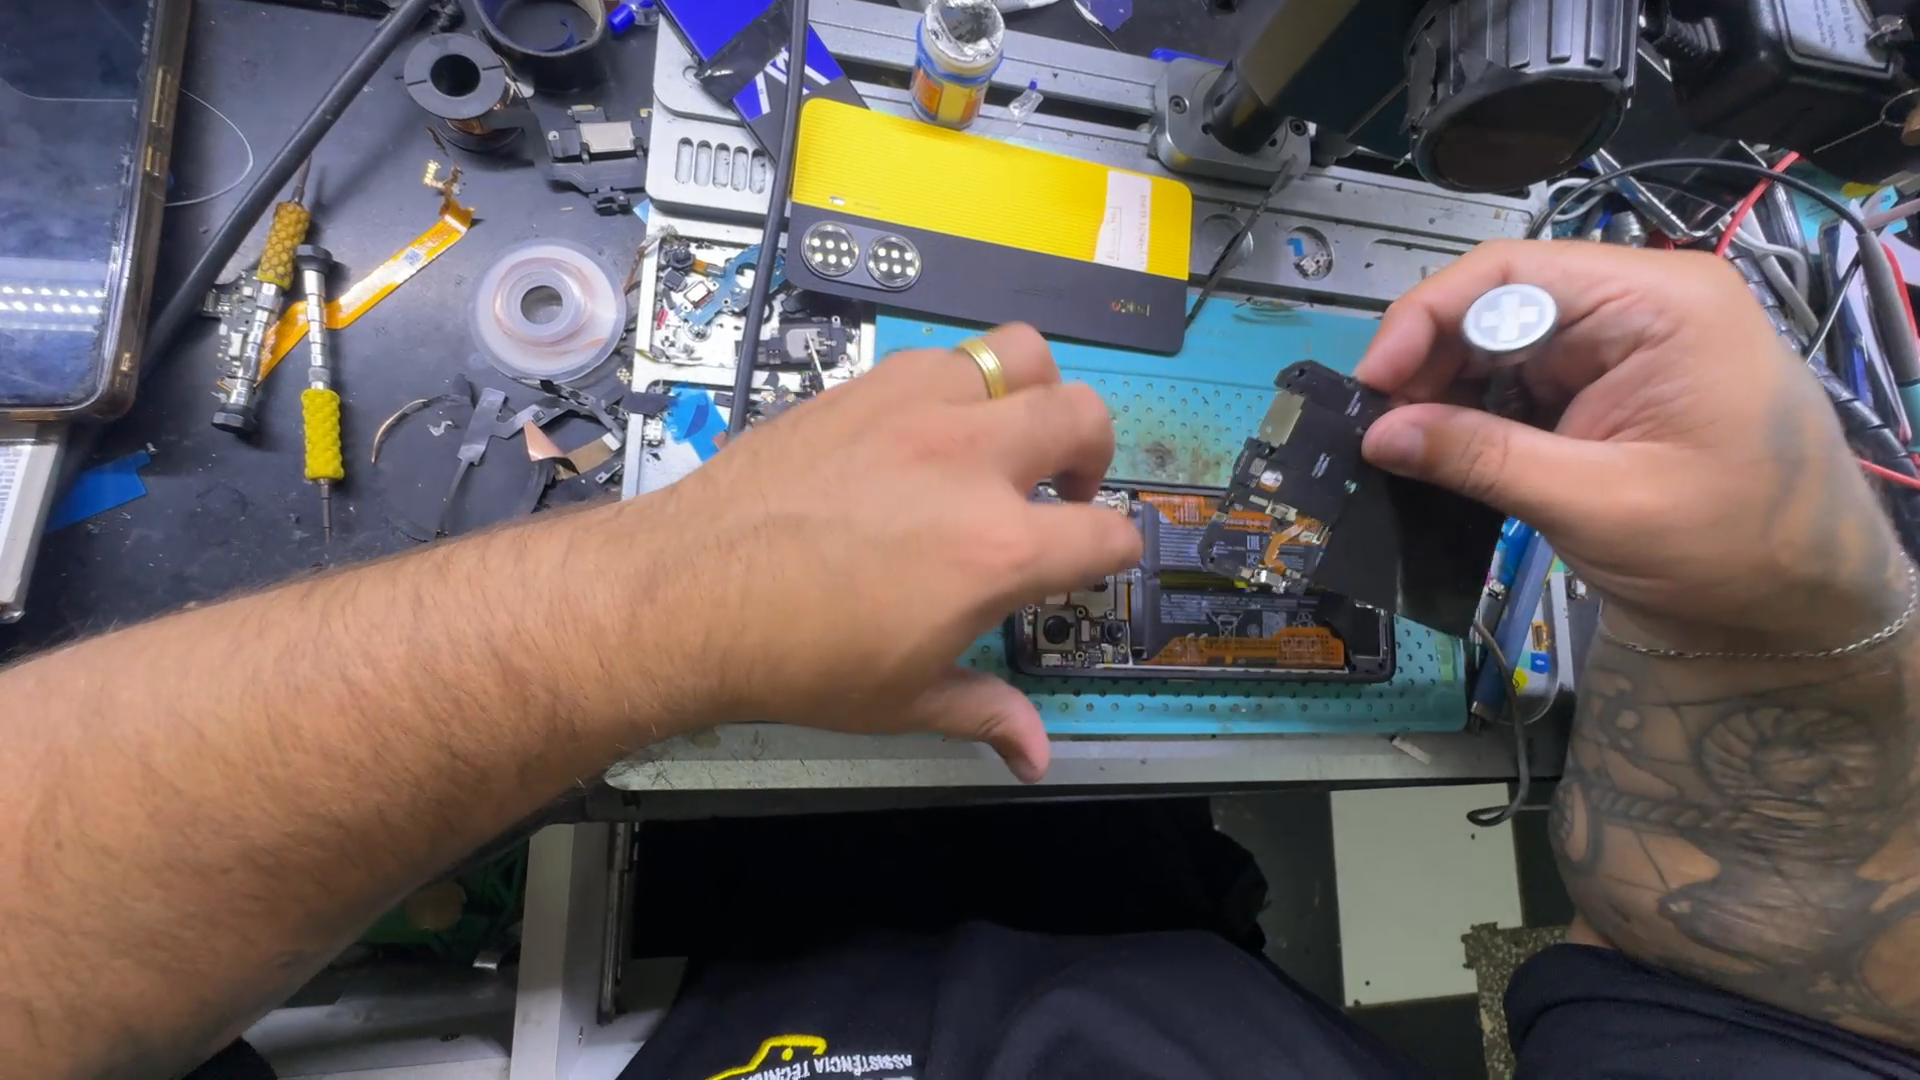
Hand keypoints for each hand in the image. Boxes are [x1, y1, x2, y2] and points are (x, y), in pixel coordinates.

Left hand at [621, 324, 1138, 780]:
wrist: (689, 593)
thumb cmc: (802, 660)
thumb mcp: (906, 700)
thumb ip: (987, 715)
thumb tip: (1039, 760)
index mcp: (997, 550)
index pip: (1109, 535)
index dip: (1115, 552)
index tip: (1091, 561)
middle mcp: (973, 462)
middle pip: (1086, 419)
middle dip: (1093, 457)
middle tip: (1059, 492)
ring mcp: (918, 410)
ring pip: (1023, 355)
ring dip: (1034, 395)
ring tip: (1002, 438)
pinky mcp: (867, 385)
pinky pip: (946, 358)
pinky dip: (964, 387)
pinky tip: (926, 432)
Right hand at [1356, 239, 1905, 652]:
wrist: (1783, 608)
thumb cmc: (1725, 546)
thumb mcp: (1593, 500)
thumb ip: (1479, 459)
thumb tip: (1375, 435)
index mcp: (1656, 306)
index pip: (1508, 274)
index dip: (1424, 318)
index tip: (1374, 382)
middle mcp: (1627, 311)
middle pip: (1488, 306)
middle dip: (1424, 364)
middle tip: (1383, 429)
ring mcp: (1605, 352)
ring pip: (1483, 348)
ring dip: (1435, 394)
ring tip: (1407, 447)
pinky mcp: (1584, 392)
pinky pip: (1498, 386)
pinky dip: (1458, 417)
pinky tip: (1438, 451)